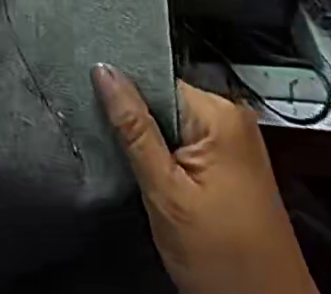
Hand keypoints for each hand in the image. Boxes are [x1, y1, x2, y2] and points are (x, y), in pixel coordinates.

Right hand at [93, 66, 316, 293]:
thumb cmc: (222, 259)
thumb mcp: (166, 193)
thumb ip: (133, 129)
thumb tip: (104, 72)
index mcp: (220, 112)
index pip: (159, 80)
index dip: (126, 92)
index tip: (94, 104)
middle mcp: (233, 115)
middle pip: (168, 99)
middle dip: (138, 120)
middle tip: (107, 142)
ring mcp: (237, 139)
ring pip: (176, 122)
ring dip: (152, 140)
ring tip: (127, 161)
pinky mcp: (234, 161)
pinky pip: (191, 141)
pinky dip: (169, 156)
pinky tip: (154, 176)